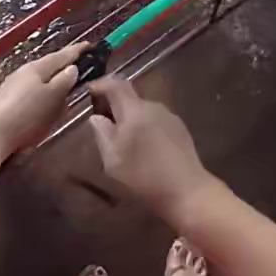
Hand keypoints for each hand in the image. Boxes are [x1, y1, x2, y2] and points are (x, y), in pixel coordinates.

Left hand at [0, 43, 86, 159]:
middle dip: (65, 66)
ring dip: (55, 83)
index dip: (77, 50)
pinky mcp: (8, 104)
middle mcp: (24, 73)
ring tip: (69, 88)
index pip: (62, 55)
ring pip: (41, 81)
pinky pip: (34, 95)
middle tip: (82, 66)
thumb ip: (64, 81)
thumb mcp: (51, 96)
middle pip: (50, 67)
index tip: (91, 45)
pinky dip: (45, 98)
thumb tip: (72, 68)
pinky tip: (48, 108)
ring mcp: (14, 88)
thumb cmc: (25, 113)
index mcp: (37, 67)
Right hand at [87, 76, 217, 218]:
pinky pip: (155, 120)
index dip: (100, 84)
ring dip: (130, 118)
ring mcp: (170, 116)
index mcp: (134, 110)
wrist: (187, 191)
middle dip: (114, 105)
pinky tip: (145, 148)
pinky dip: (145, 126)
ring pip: (143, 110)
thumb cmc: (144, 177)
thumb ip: (102, 133)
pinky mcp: (180, 128)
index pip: (115, 84)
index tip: (89, 93)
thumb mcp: (112, 160)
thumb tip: (97, 117)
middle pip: (129, 97)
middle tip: (102, 123)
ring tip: (123, 140)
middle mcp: (154, 106)